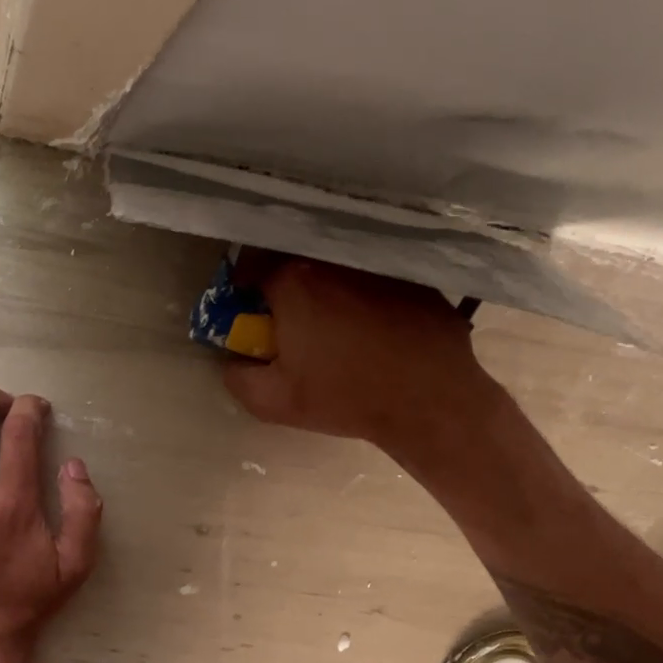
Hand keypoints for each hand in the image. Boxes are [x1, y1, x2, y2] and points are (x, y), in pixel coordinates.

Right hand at [222, 258, 500, 450]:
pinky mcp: (412, 278)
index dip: (243, 288)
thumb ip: (237, 376)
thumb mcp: (273, 402)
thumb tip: (233, 360)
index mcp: (294, 282)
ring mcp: (377, 265)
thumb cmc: (345, 397)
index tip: (246, 312)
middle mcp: (334, 260)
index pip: (251, 265)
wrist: (430, 399)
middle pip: (295, 261)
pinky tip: (368, 327)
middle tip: (285, 319)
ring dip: (324, 288)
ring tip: (329, 323)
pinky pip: (372, 279)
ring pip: (336, 268)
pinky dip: (361, 295)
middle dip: (282, 285)